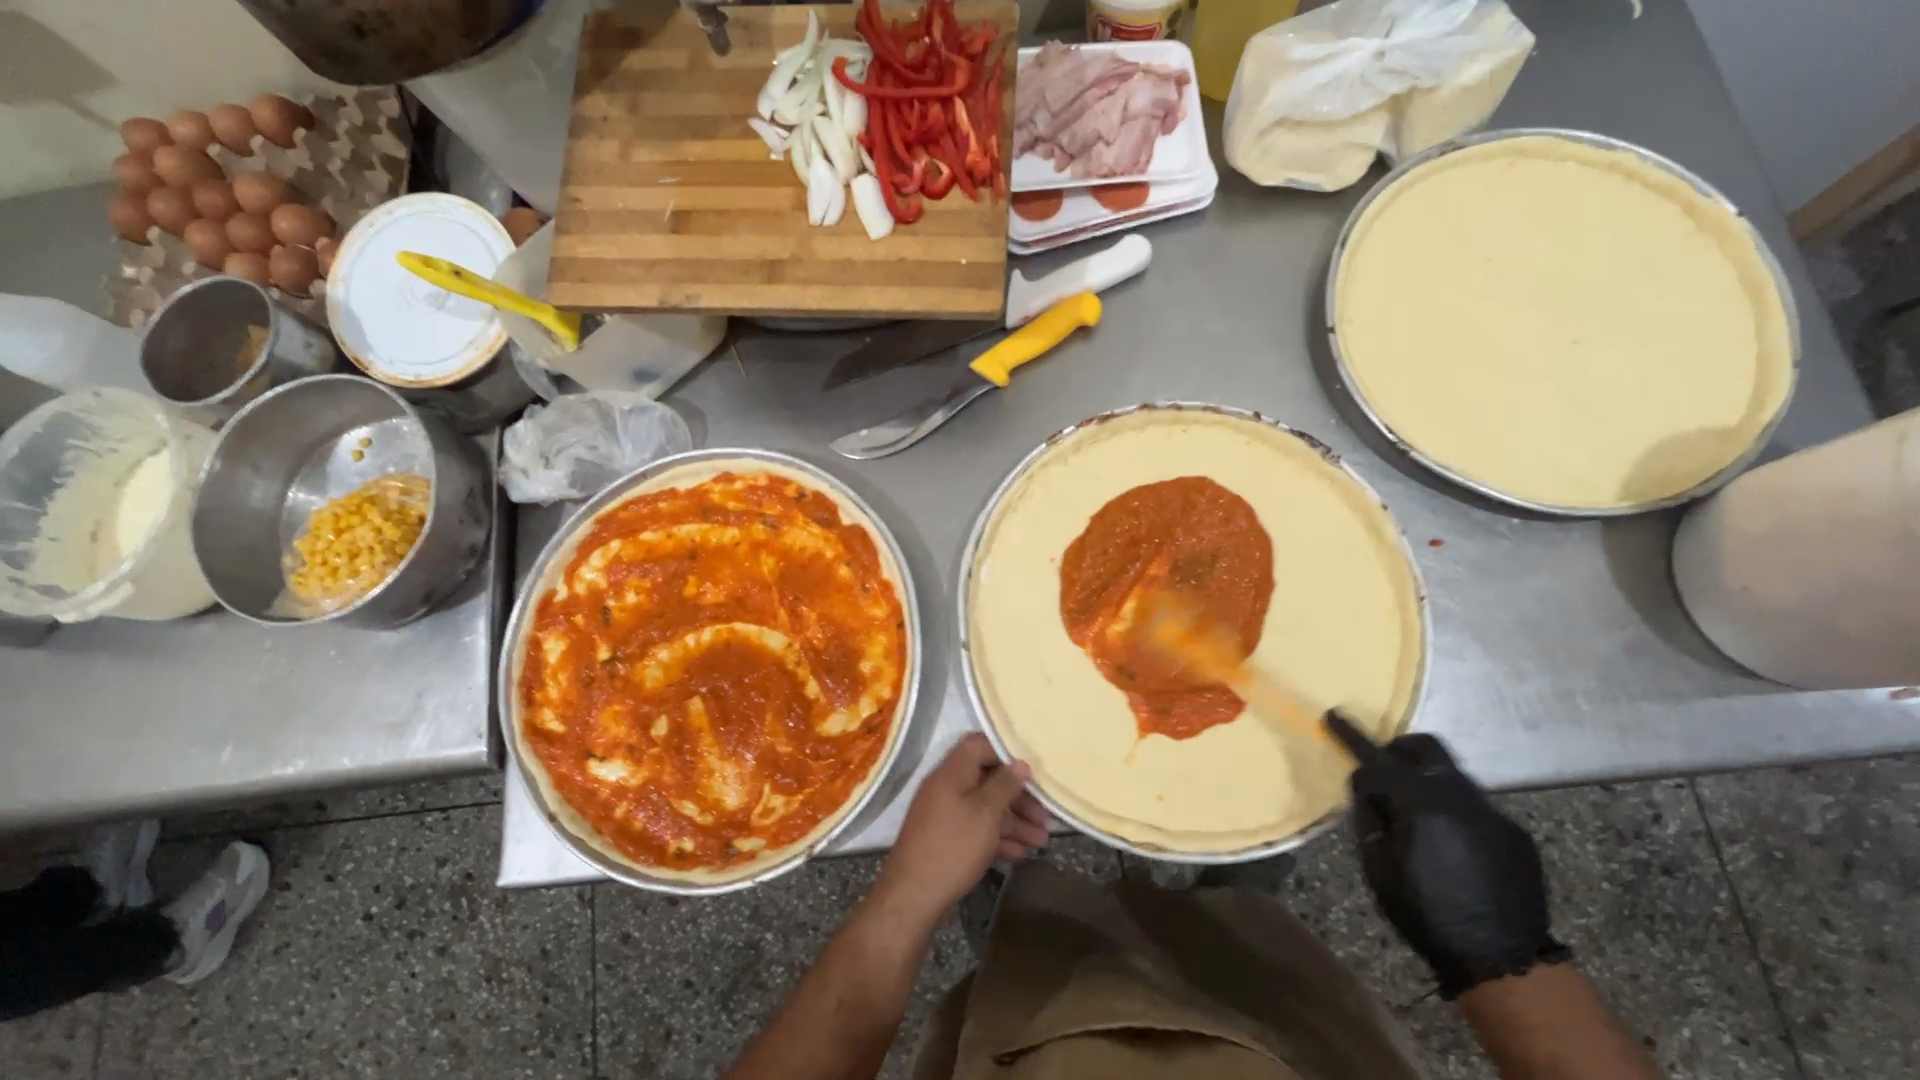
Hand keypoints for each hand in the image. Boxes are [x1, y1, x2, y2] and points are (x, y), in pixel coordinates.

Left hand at [875, 733, 1048, 923]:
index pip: (979, 745)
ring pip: (985, 808)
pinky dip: (997, 838)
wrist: (914, 897)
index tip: (1032, 767)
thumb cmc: (953, 847)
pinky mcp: (945, 839)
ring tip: (1040, 841)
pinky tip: (1019, 854)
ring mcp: (944, 815)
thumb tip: (1019, 763)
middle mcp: (946, 788)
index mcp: (951, 773)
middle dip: (1018, 796)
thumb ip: (1004, 784)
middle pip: (987, 780)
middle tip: (1044, 815)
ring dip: (1014, 822)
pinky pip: (976, 829)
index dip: (1006, 751)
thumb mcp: (985, 813)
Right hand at [1348, 733, 1570, 998]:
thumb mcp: (1379, 871)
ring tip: (1415, 813)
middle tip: (1384, 764)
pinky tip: (1451, 845)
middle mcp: (1460, 797)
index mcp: (1421, 806)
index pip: (1377, 761)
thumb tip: (1366, 791)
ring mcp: (1493, 812)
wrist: (1502, 959)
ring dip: (1427, 780)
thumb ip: (1370, 821)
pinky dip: (1453, 810)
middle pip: (1427, 747)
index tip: (1334, 716)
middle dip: (1400, 747)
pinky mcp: (1514, 831)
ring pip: (1452, 774)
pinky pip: (1475, 805)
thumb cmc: (1426, 915)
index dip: (1352, 737)